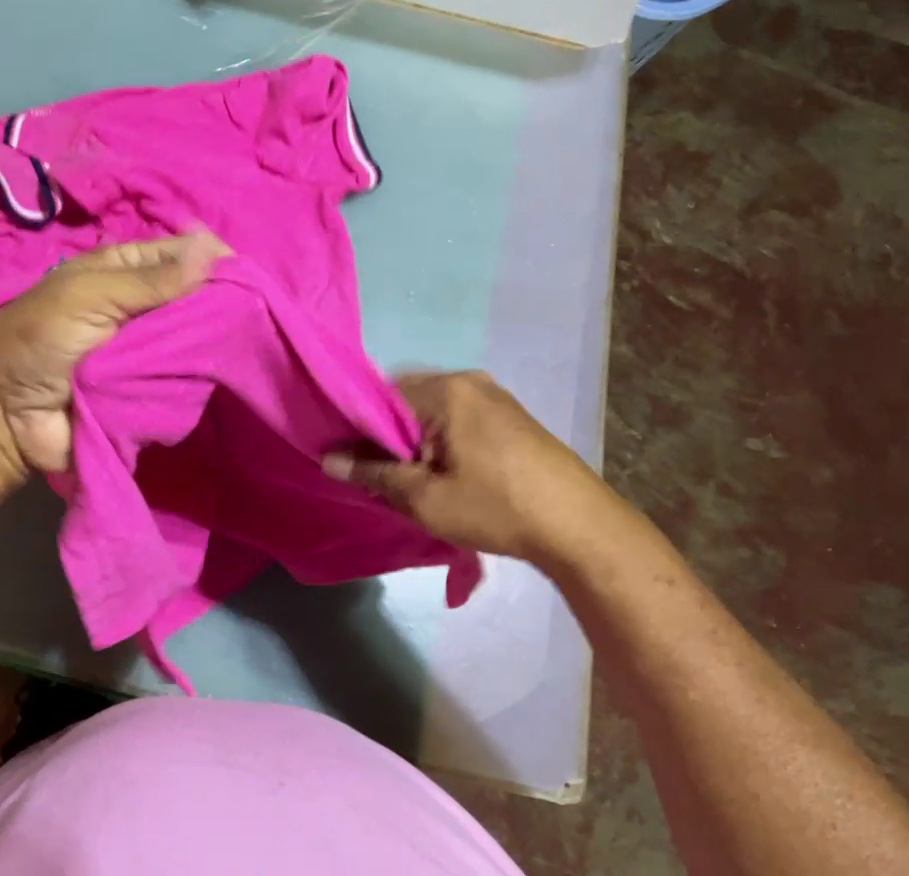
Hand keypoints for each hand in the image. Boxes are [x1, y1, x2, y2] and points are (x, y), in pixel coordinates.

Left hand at [0, 232, 229, 473]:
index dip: (220, 264)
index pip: (190, 256)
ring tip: (242, 357)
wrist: (3, 415)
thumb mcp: (90, 297)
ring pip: (203, 346)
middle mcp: (150, 308)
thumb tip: (211, 250)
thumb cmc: (37, 340)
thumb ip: (149, 280)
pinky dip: (201, 388)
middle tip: (252, 325)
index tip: (247, 285)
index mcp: (131, 271)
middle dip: (225, 311)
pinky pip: (191, 388)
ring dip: (215, 352)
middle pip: (204, 302)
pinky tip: (223, 386)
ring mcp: (156, 354)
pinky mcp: (156, 395)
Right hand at [322, 371, 612, 561]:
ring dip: (415, 441)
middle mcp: (468, 381)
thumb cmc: (496, 507)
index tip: (345, 458)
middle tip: (378, 475)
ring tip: (410, 480)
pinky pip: (457, 419)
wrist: (580, 527)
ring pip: (431, 412)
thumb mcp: (424, 498)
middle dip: (386, 436)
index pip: (379, 395)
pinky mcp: (511, 417)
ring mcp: (494, 397)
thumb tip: (328, 459)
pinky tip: (443, 475)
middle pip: (406, 401)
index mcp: (445, 390)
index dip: (355, 427)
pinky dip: (440, 441)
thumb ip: (372, 474)